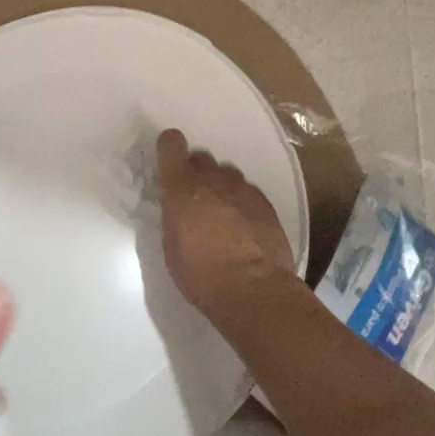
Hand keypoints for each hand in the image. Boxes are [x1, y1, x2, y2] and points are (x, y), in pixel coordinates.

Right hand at [156, 128, 296, 315]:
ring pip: (226, 174)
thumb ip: (174, 217)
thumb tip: (180, 209)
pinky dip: (242, 201)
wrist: (255, 291)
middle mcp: (211, 179)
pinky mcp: (264, 202)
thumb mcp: (172, 247)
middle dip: (196, 173)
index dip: (169, 148)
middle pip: (201, 158)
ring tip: (223, 214)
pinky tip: (244, 225)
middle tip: (196, 198)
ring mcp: (241, 188)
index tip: (170, 160)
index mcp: (181, 188)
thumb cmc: (202, 275)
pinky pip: (247, 191)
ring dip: (220, 186)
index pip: (171, 144)